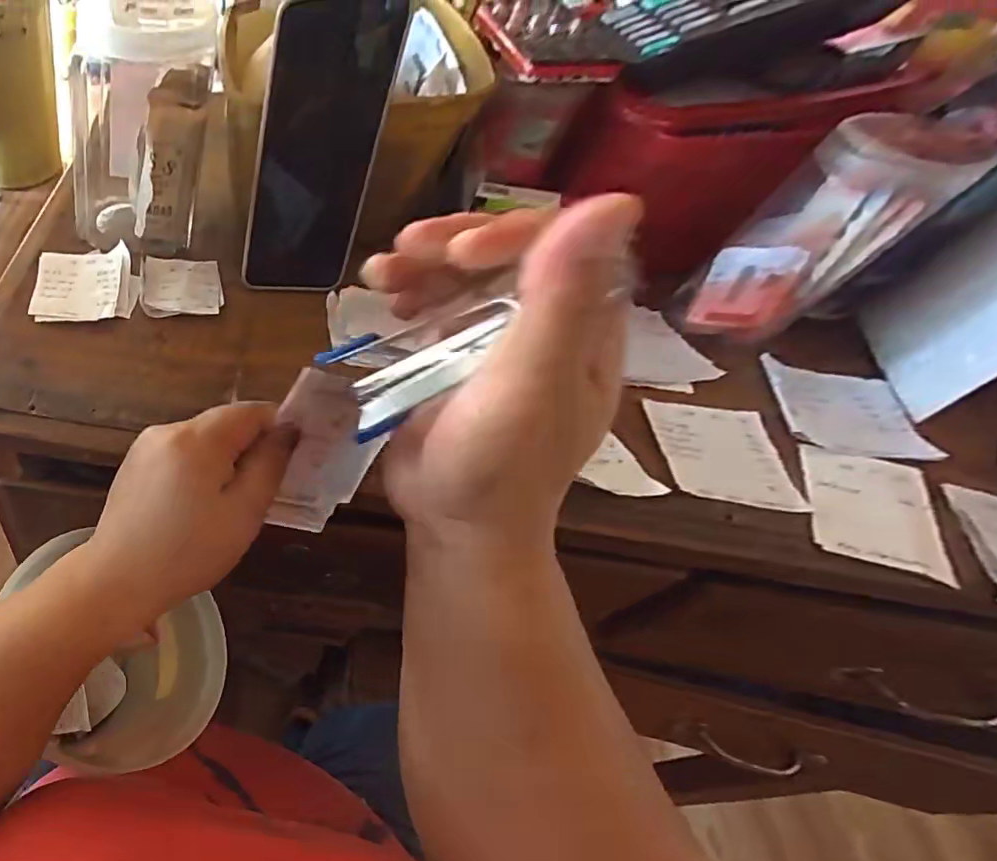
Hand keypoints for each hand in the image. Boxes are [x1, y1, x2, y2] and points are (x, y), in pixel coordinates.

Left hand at [79, 403, 295, 624]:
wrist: (118, 581)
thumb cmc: (189, 552)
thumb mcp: (244, 512)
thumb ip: (270, 464)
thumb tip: (287, 430)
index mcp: (197, 437)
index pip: (251, 411)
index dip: (279, 428)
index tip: (292, 460)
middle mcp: (168, 430)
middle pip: (224, 425)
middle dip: (250, 449)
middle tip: (262, 493)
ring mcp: (145, 448)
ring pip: (201, 442)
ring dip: (223, 463)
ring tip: (226, 508)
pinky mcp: (133, 467)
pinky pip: (178, 457)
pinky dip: (197, 472)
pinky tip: (194, 510)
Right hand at [379, 195, 642, 550]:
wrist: (453, 524)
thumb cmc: (499, 466)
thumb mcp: (532, 384)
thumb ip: (562, 301)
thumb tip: (615, 200)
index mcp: (584, 326)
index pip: (562, 245)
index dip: (511, 233)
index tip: (459, 253)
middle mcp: (544, 324)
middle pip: (506, 252)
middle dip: (455, 241)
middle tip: (408, 248)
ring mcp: (495, 342)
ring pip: (466, 275)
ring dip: (423, 262)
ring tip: (381, 272)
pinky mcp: (453, 360)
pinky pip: (436, 309)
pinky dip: (408, 293)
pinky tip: (382, 295)